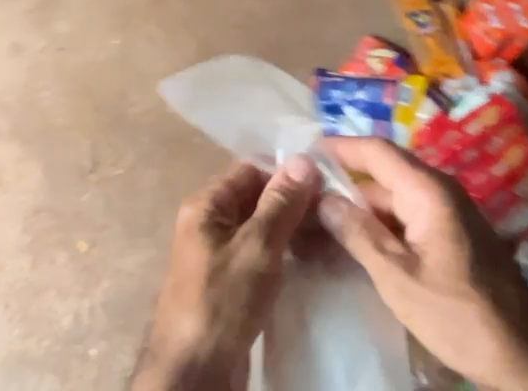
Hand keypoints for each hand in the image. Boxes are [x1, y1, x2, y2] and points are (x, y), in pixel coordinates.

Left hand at [131, 156, 321, 390]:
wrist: (194, 371)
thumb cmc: (222, 301)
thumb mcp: (256, 248)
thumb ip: (280, 205)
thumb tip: (302, 158)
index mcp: (206, 205)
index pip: (250, 171)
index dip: (285, 174)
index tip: (325, 184)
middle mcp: (208, 223)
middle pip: (255, 198)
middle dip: (291, 203)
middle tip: (333, 213)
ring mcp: (217, 254)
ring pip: (259, 228)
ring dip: (290, 230)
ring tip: (329, 236)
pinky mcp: (229, 283)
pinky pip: (258, 255)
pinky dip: (282, 254)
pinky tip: (310, 262)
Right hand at [317, 137, 527, 390]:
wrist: (527, 359)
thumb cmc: (461, 315)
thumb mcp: (398, 278)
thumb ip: (358, 233)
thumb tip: (322, 198)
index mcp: (428, 191)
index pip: (375, 150)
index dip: (337, 148)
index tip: (301, 154)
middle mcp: (440, 191)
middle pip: (383, 171)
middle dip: (342, 181)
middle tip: (302, 196)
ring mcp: (449, 213)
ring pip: (394, 196)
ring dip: (359, 205)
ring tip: (318, 219)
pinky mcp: (453, 236)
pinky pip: (408, 216)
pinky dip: (379, 223)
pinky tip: (354, 241)